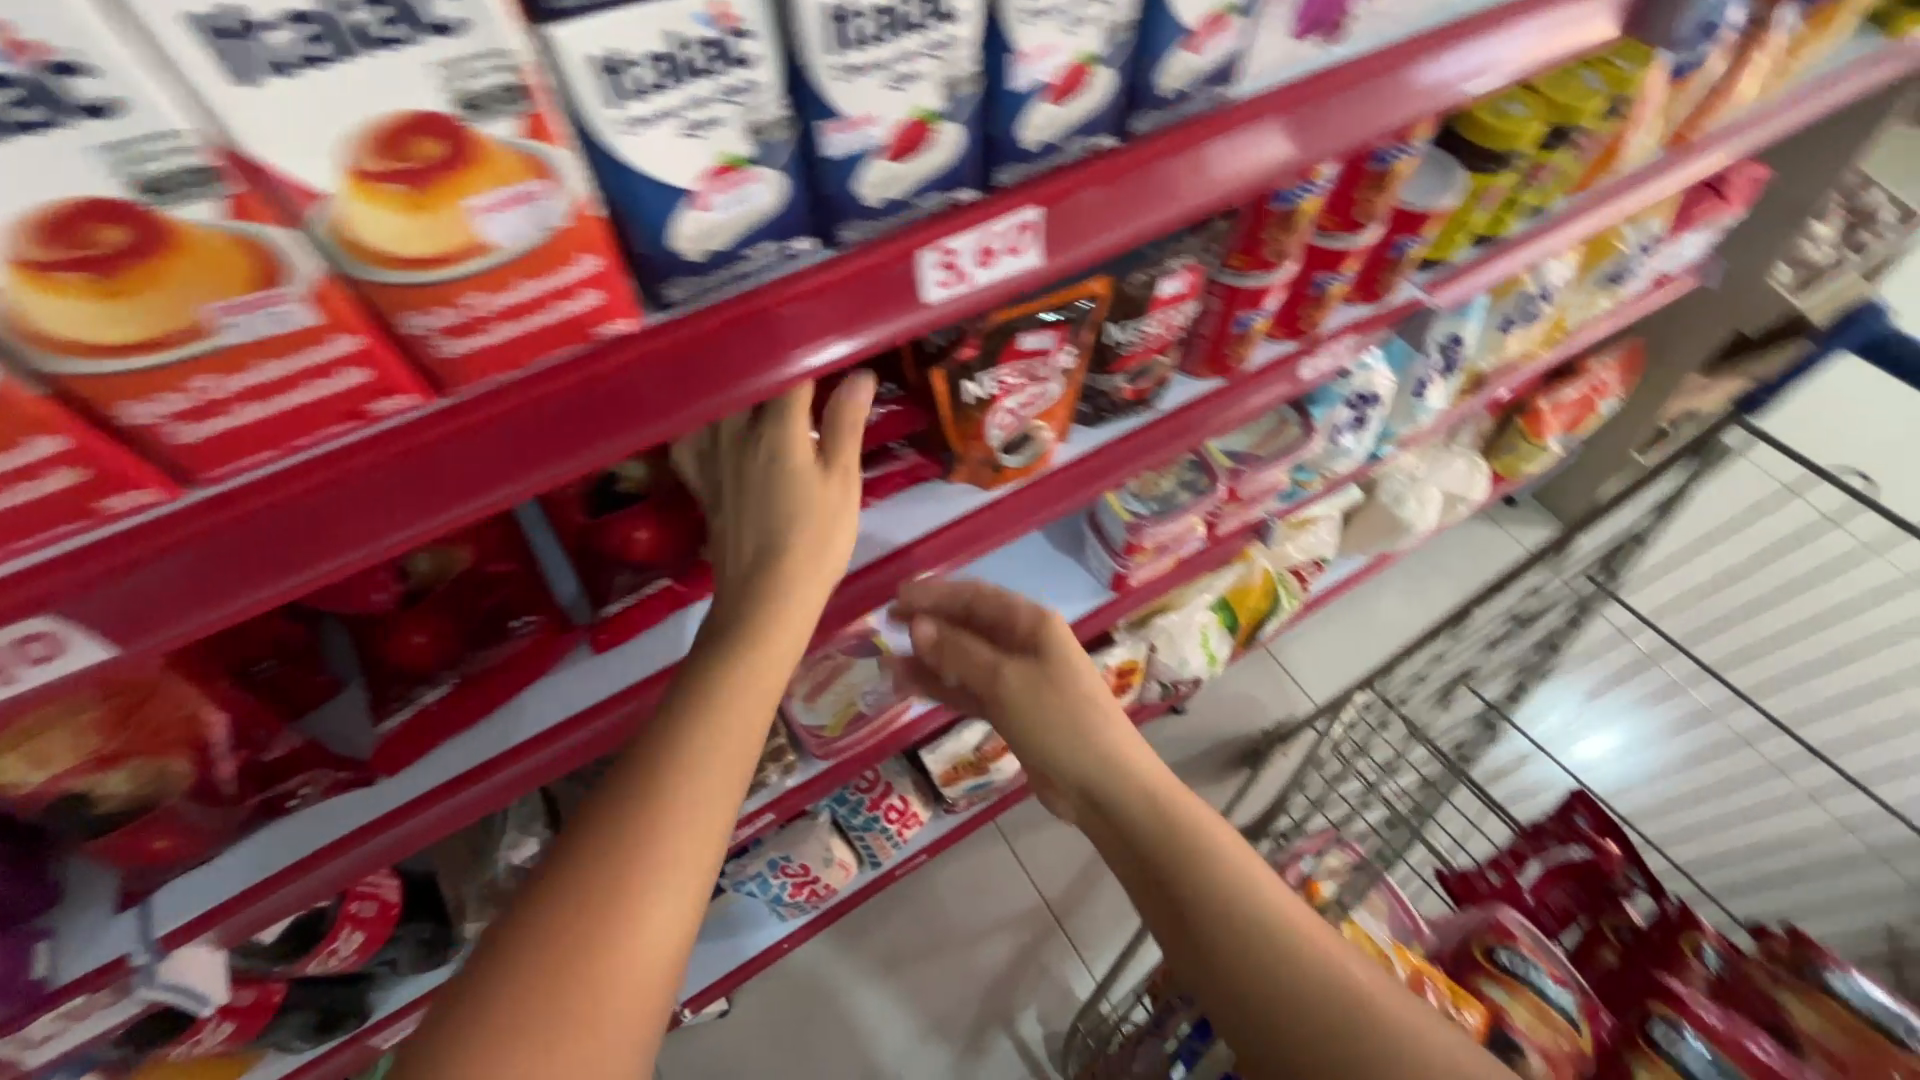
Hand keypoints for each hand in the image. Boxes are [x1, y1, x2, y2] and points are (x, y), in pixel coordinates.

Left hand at [672, 373, 873, 620]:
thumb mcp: (842, 482)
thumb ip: (846, 425)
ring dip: (737, 389)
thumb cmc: (816, 540)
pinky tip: (718, 425)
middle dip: (771, 367)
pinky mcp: (699, 481)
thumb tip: (859, 375)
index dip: (811, 356)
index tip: (828, 349)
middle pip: (746, 382)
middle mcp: (734, 432)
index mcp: (776, 429)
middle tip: (796, 363)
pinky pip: (690, 437)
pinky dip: (703, 423)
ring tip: (758, 385)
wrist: (767, 597)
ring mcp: (709, 456)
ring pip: (716, 403)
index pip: (791, 373)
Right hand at [887, 578, 1151, 822]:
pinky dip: (942, 687)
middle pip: (968, 625)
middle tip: (885, 628)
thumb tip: (916, 625)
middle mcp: (1023, 642)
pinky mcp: (1011, 710)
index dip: (934, 594)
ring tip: (888, 664)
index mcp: (1030, 622)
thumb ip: (958, 652)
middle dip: (929, 624)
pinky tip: (910, 687)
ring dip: (929, 660)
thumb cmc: (1058, 720)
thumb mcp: (1005, 681)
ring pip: (964, 660)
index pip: (975, 596)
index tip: (895, 600)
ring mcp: (1017, 678)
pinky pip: (969, 689)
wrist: (1102, 784)